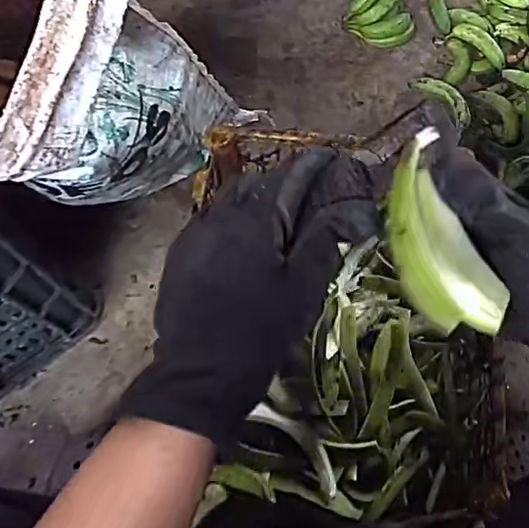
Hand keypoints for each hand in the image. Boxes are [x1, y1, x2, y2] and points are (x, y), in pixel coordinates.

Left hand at [123, 150, 378, 448]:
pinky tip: (246, 236)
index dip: (314, 164)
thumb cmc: (263, 327)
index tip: (331, 156)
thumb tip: (346, 207)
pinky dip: (235, 215)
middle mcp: (223, 216)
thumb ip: (323, 238)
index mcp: (258, 220)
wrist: (203, 371)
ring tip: (278, 209)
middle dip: (285, 179)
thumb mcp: (304, 285)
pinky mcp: (182, 251)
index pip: (292, 177)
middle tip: (308, 189)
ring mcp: (197, 232)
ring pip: (232, 197)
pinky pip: (213, 217)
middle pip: (259, 181)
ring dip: (258, 196)